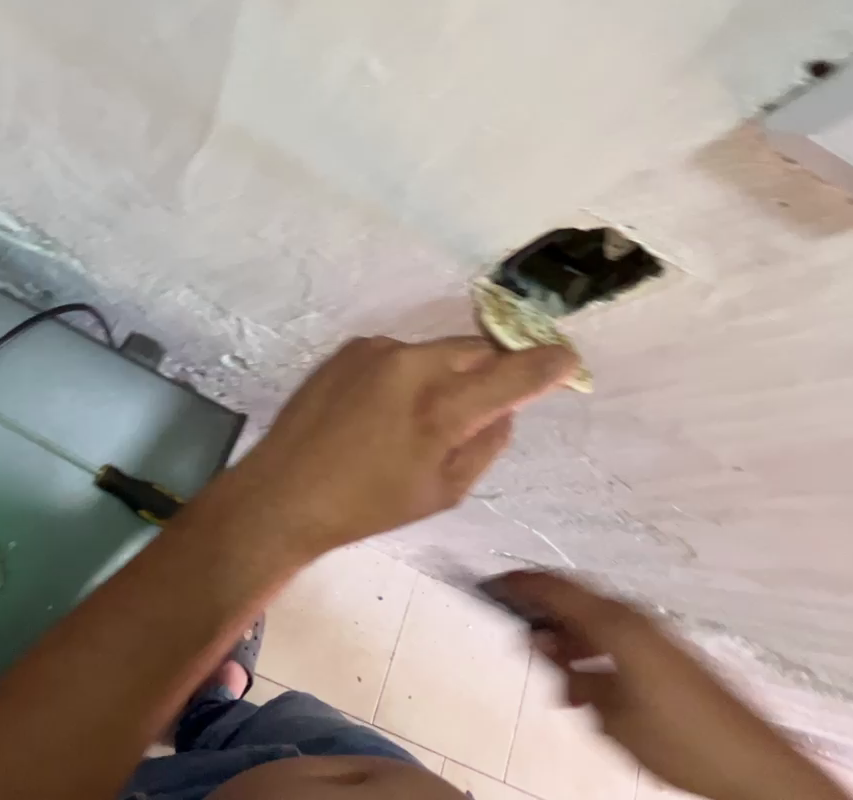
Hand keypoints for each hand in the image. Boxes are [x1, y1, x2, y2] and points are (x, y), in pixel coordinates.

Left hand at [214, 336, 577, 557]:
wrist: (285, 490)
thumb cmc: (370, 504)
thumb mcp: (444, 490)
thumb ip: (486, 442)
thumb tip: (505, 408)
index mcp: (440, 408)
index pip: (511, 375)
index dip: (545, 366)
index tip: (567, 358)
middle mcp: (412, 364)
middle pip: (476, 352)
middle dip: (490, 372)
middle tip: (484, 403)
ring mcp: (377, 350)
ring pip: (437, 352)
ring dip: (446, 374)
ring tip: (417, 418)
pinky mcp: (351, 348)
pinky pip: (400, 354)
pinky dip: (408, 374)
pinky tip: (382, 409)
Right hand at [490, 572, 852, 799]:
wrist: (757, 767)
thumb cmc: (678, 742)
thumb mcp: (610, 716)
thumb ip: (570, 674)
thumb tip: (542, 643)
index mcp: (616, 624)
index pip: (557, 588)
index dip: (521, 584)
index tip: (492, 585)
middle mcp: (634, 617)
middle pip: (576, 598)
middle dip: (544, 611)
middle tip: (517, 631)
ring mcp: (655, 632)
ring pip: (596, 617)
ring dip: (569, 633)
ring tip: (553, 671)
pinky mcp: (668, 651)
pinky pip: (616, 634)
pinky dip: (593, 645)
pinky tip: (587, 683)